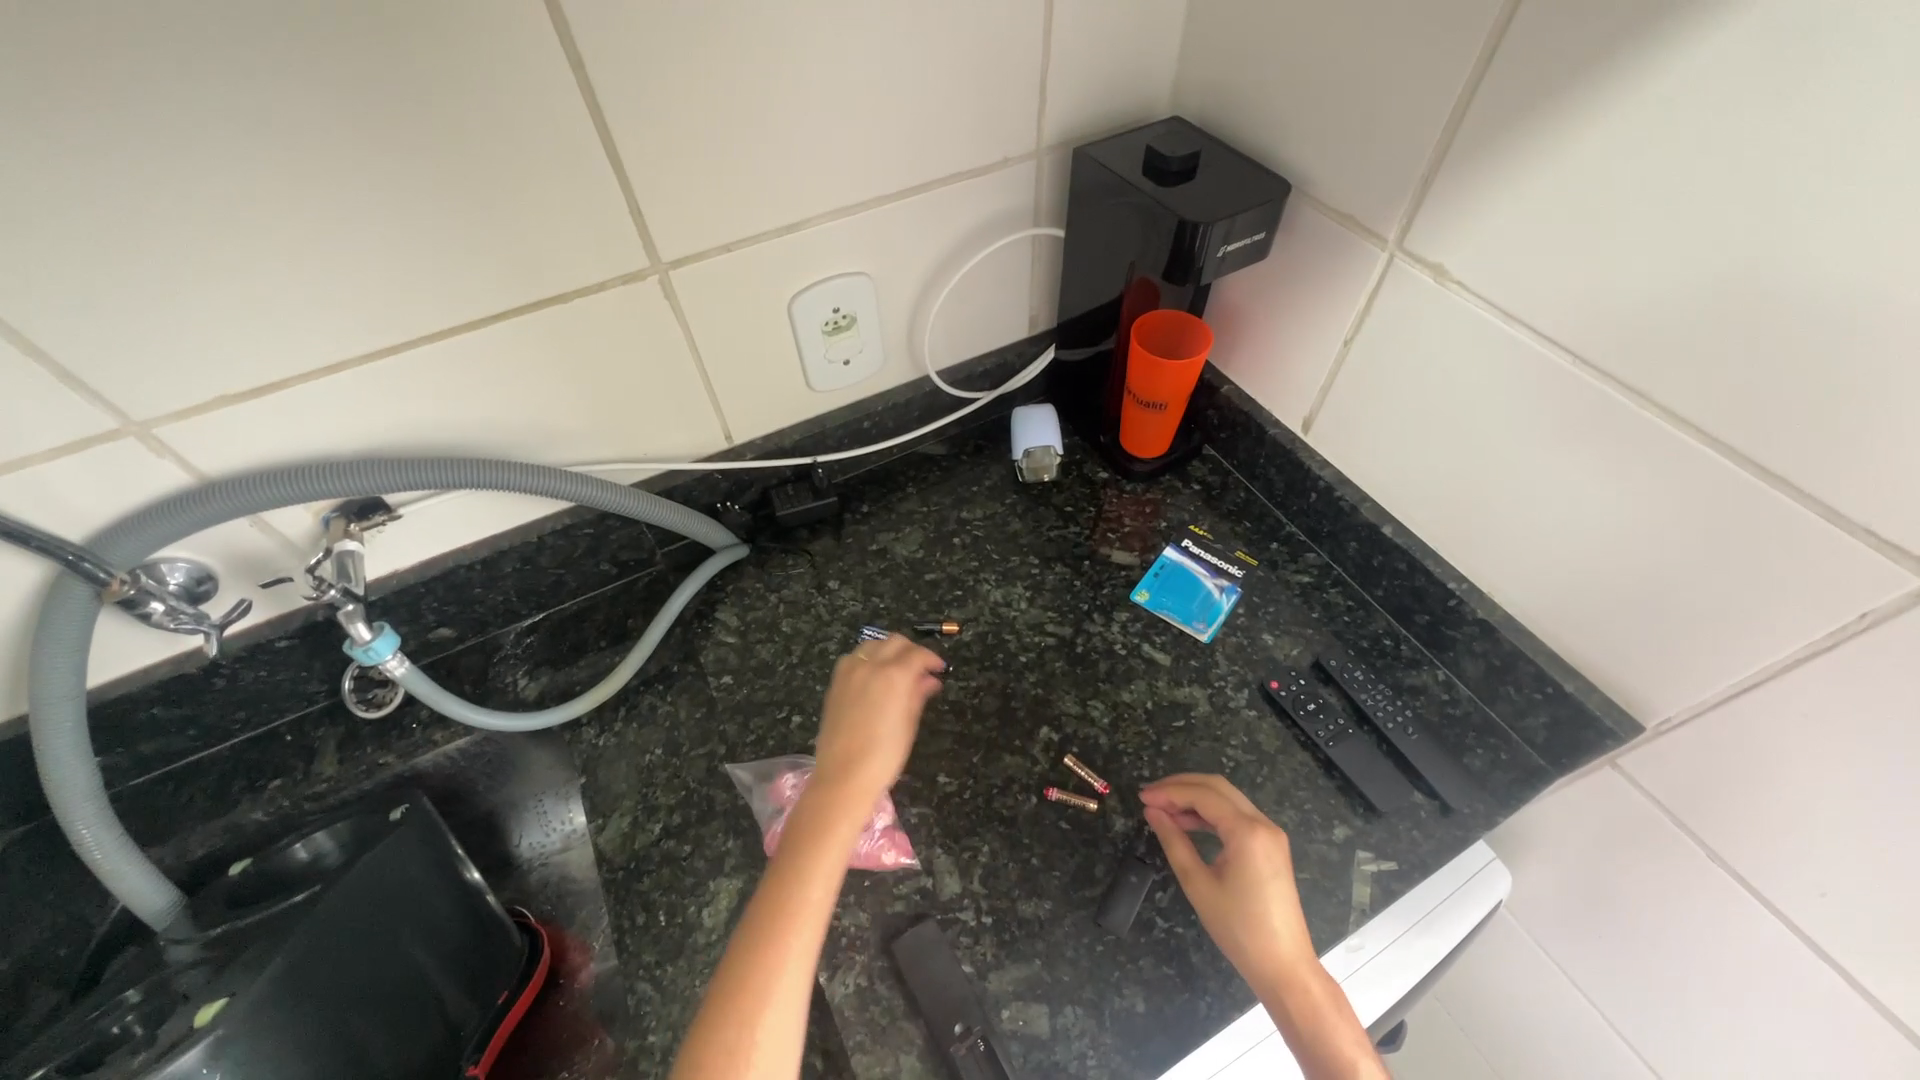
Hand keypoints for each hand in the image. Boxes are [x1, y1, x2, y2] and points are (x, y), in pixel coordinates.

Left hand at [811, 634, 944, 804]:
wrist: (844, 776)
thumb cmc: (884, 755)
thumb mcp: (909, 724)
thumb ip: (918, 694)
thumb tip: (930, 680)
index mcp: (893, 675)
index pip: (918, 654)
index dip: (932, 659)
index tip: (939, 669)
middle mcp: (870, 665)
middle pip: (895, 642)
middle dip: (911, 650)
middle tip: (922, 669)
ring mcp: (849, 672)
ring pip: (872, 645)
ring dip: (889, 651)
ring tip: (899, 671)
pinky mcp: (835, 682)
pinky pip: (854, 658)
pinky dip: (868, 659)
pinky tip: (874, 677)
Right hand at [1142, 774, 1315, 988]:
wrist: (1283, 965)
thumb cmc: (1238, 928)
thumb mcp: (1198, 884)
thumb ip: (1174, 841)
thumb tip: (1153, 812)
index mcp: (1247, 832)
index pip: (1203, 795)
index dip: (1170, 792)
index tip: (1141, 797)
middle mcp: (1263, 824)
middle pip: (1218, 787)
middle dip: (1181, 786)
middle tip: (1150, 795)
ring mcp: (1270, 834)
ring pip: (1228, 799)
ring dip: (1195, 798)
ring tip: (1163, 809)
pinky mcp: (1270, 846)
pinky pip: (1237, 816)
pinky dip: (1210, 814)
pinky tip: (1187, 823)